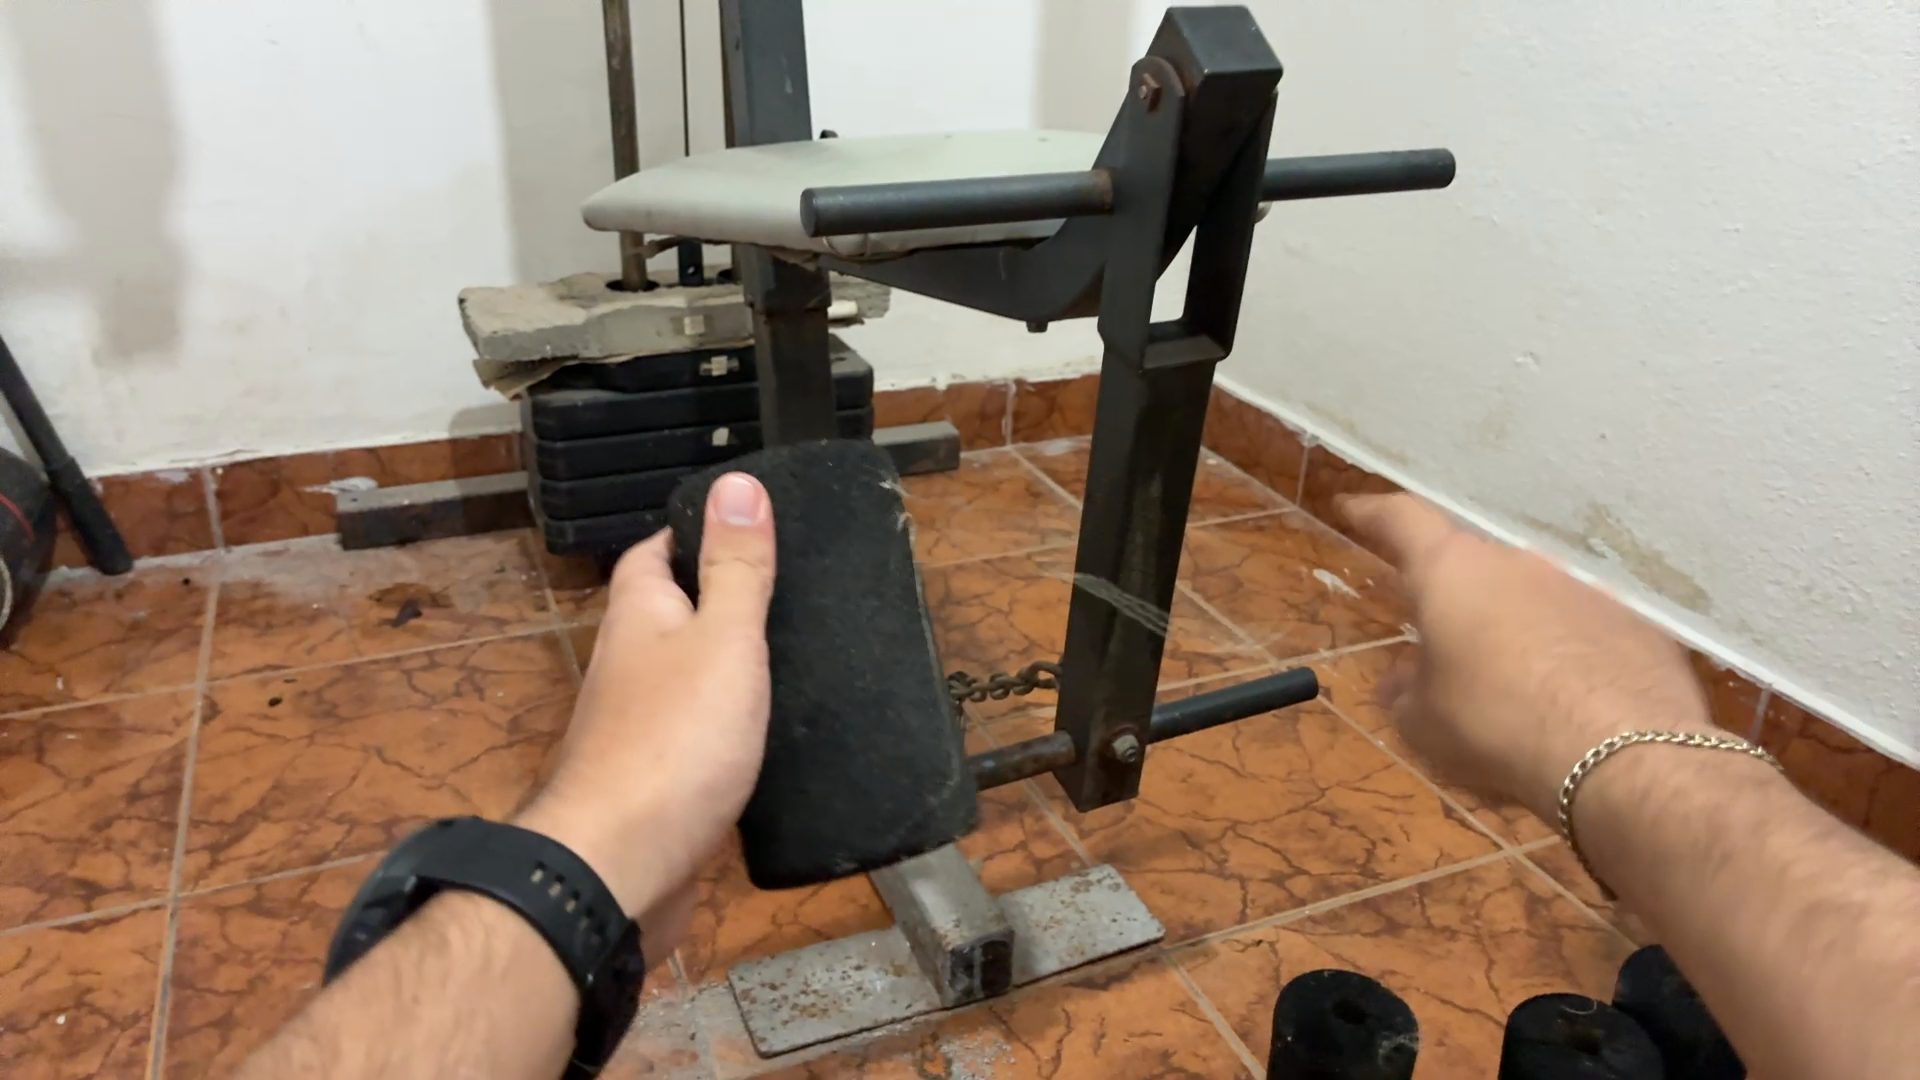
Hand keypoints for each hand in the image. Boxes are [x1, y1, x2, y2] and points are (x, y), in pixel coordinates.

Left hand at [515, 473, 775, 962]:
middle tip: (788, 584)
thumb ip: (737, 566)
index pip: (655, 551)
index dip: (694, 531)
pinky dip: (732, 711)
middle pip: (672, 609)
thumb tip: (737, 482)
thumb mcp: (724, 637)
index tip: (748, 523)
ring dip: (728, 654)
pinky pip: (701, 722)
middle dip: (719, 592)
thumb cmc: (677, 737)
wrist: (622, 868)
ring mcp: (641, 721)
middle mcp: (631, 662)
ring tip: (794, 645)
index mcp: (640, 615)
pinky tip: (771, 721)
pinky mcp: (662, 771)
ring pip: (688, 668)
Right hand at [1339, 493, 1713, 821]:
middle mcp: (1518, 565)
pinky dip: (1564, 652)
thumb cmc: (1494, 726)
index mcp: (1452, 573)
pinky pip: (1582, 629)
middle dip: (1451, 598)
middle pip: (1471, 566)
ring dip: (1510, 626)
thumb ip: (1403, 689)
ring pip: (1530, 597)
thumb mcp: (1420, 721)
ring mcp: (1585, 591)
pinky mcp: (1641, 628)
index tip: (1351, 506)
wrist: (1629, 766)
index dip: (1372, 510)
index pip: (1402, 519)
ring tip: (1507, 682)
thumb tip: (1403, 679)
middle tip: (1438, 641)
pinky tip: (1566, 700)